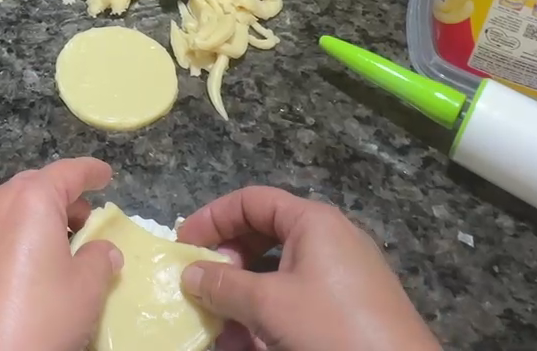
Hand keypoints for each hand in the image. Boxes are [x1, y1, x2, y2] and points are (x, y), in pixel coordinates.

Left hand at [0, 157, 123, 350]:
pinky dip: (17, 233)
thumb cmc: (35, 318)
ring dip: (40, 216)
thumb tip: (104, 250)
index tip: (105, 174)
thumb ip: (99, 261)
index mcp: (31, 198)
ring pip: (14, 206)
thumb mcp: (84, 291)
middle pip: (37, 185)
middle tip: (87, 219)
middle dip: (64, 197)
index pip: (67, 172)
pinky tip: (29, 264)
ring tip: (61, 244)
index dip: (90, 171)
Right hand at [177, 187, 438, 350]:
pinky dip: (271, 319)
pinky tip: (248, 344)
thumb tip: (190, 273)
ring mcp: (344, 279)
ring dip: (244, 299)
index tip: (184, 245)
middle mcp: (330, 240)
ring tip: (220, 327)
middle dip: (228, 262)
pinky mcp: (352, 315)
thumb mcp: (269, 306)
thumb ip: (224, 286)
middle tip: (203, 285)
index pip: (251, 200)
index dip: (213, 218)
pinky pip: (299, 304)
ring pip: (279, 277)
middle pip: (264, 236)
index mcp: (313, 221)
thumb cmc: (334, 330)